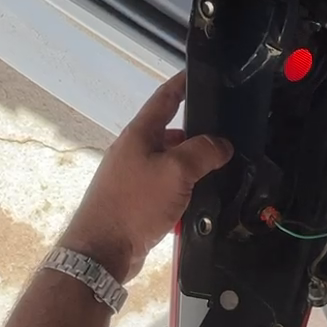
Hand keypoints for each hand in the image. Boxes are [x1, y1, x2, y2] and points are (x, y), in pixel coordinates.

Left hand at [58, 73, 232, 282]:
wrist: (101, 251)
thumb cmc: (135, 203)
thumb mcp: (177, 172)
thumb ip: (203, 152)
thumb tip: (222, 145)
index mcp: (140, 134)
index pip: (164, 98)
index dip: (182, 84)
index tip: (198, 74)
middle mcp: (134, 151)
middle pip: (171, 134)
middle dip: (198, 136)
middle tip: (225, 140)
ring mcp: (132, 177)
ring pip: (171, 165)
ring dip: (192, 169)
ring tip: (218, 175)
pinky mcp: (135, 202)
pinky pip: (166, 190)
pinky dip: (183, 193)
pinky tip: (199, 205)